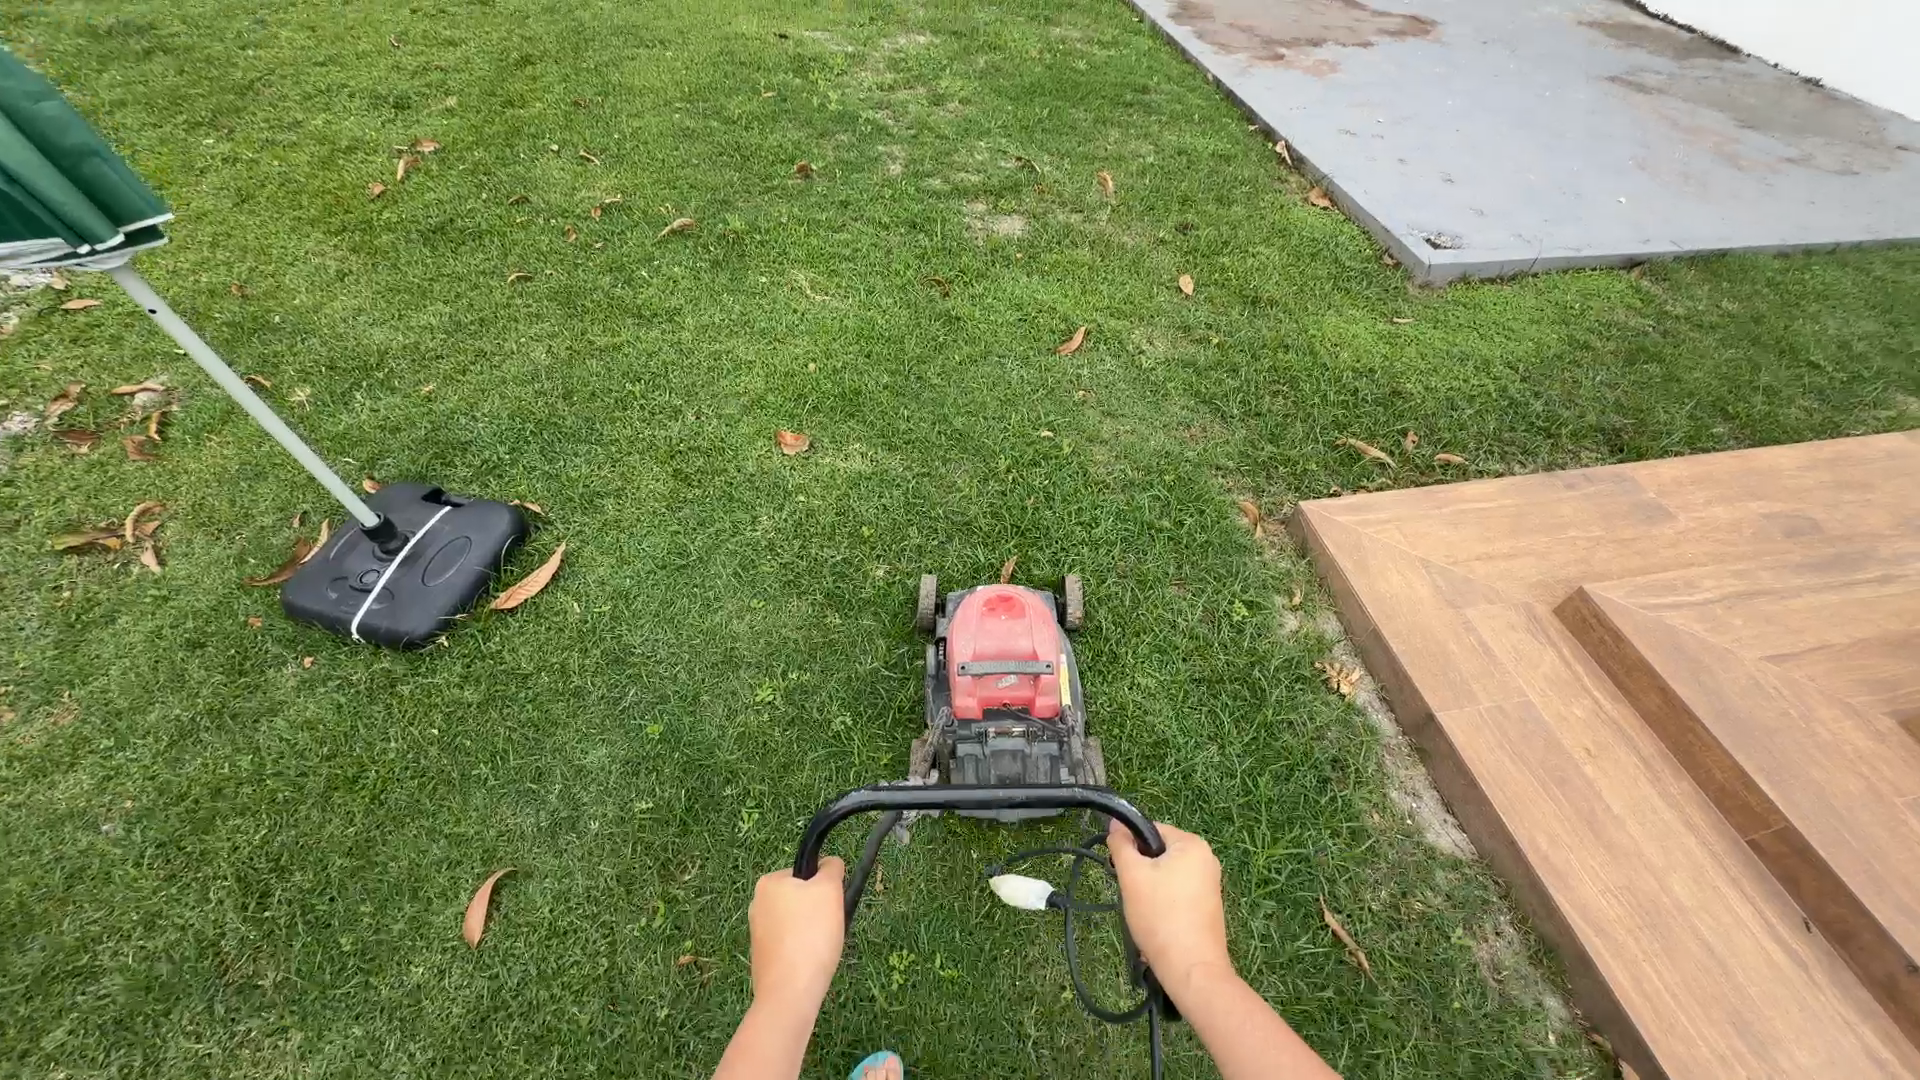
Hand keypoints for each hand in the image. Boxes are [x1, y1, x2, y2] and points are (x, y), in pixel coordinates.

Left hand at [747, 857, 846, 1012]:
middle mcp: (757, 904)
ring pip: (798, 922)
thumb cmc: (811, 933)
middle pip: (802, 897)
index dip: (824, 887)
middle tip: (828, 927)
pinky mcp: (762, 957)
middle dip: (819, 911)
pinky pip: (791, 943)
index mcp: (768, 882)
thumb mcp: (829, 888)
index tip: (830, 906)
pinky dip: (803, 949)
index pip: (807, 873)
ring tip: (821, 947)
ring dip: (813, 931)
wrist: (790, 993)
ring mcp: (757, 933)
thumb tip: (829, 864)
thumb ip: (832, 868)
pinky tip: (810, 962)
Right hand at [1108, 820, 1233, 996]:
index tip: (1121, 870)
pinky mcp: (1208, 905)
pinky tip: (1156, 921)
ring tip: (1143, 910)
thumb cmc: (1160, 916)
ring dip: (1149, 888)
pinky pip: (1177, 891)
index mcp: (1193, 844)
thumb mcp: (1132, 875)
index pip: (1150, 830)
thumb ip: (1121, 844)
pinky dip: (1163, 902)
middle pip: (1158, 853)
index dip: (1130, 847)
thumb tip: (1116, 823)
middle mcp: (1207, 858)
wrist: (1191, 970)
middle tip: (1132, 892)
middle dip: (1140, 870)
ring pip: (1165, 874)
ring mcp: (1210, 883)